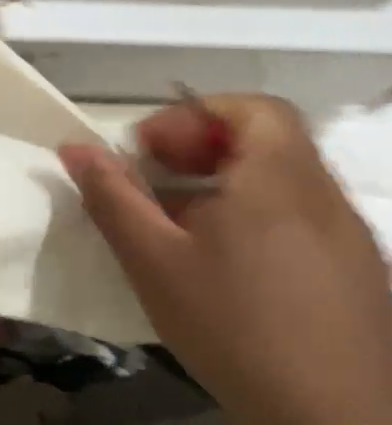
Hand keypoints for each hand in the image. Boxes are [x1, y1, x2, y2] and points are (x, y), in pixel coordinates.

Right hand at [61, 96, 391, 424]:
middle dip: (199, 150)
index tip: (151, 151)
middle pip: (266, 143)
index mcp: (280, 186)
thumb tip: (76, 145)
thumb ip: (110, 194)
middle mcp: (327, 204)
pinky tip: (222, 267)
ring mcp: (353, 244)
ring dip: (223, 187)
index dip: (195, 113)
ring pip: (283, 183)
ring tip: (179, 229)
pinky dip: (255, 221)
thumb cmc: (236, 328)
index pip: (255, 109)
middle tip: (153, 184)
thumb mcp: (150, 259)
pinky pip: (303, 221)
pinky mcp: (361, 279)